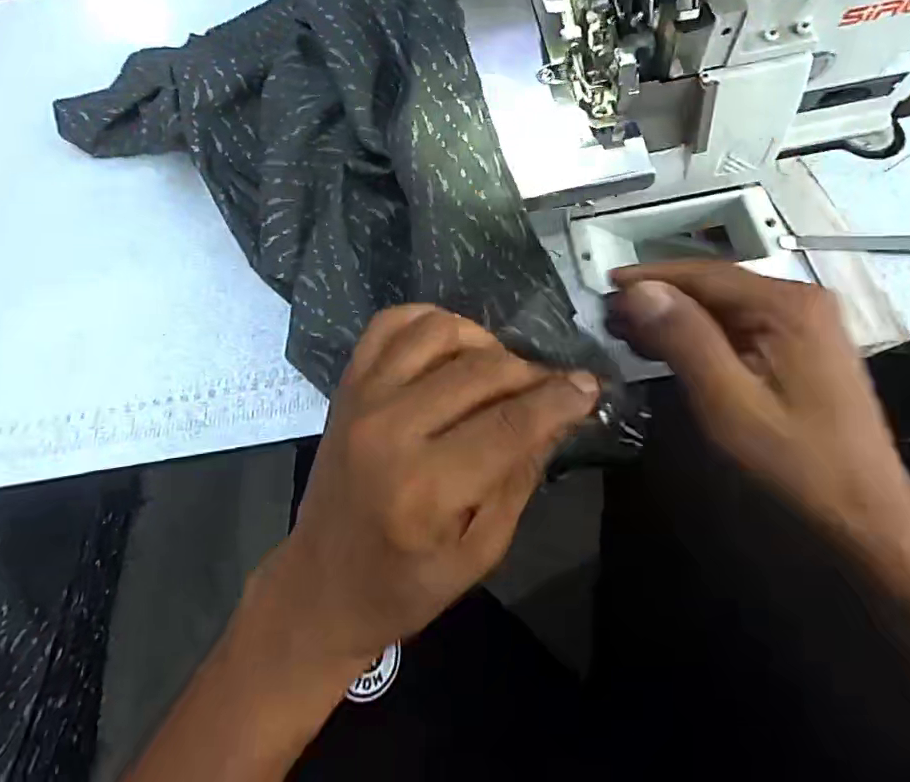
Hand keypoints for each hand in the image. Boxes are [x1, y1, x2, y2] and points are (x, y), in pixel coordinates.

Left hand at [244, 305, 599, 668]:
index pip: (510, 422)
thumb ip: (522, 475)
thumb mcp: (482, 550)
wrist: (319, 587)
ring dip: (487, 343)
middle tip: (554, 387)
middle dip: (533, 373)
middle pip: (484, 370)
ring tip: (502, 371)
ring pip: (441, 331)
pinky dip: (432, 321)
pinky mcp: (348, 385)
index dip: (560, 398)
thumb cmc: (407, 583)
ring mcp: (363, 400)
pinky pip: (393, 323)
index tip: (590, 386)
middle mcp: (389, 432)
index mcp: (425, 489)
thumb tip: (561, 414)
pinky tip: (455, 347)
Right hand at [607, 261, 909, 538]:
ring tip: (633, 328)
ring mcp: (808, 321)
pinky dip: (707, 331)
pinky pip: (746, 324)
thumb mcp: (730, 404)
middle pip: (717, 285)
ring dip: (681, 314)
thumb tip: (639, 291)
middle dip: (662, 297)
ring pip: (729, 304)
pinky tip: (678, 345)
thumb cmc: (798, 463)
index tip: (605, 287)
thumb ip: (685, 341)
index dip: (651, 278)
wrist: (867, 513)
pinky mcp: (807, 344)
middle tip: (611, 315)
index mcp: (787, 304)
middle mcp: (801, 299)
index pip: (705, 274)